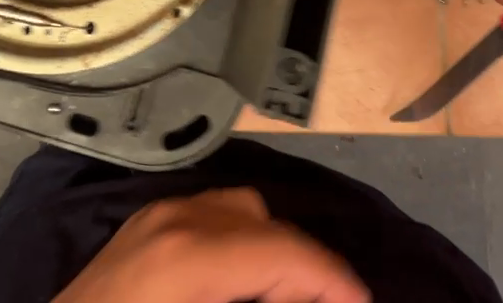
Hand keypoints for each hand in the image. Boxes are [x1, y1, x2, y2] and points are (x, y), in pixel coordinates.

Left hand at [53, 187, 367, 302]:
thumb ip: (264, 295)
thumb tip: (304, 291)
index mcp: (190, 254)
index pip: (282, 249)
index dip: (331, 277)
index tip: (362, 300)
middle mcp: (173, 220)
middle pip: (263, 220)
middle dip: (304, 263)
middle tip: (331, 301)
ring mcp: (152, 218)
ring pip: (237, 209)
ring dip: (272, 246)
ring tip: (291, 292)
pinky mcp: (140, 229)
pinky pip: (207, 216)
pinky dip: (239, 240)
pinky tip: (243, 278)